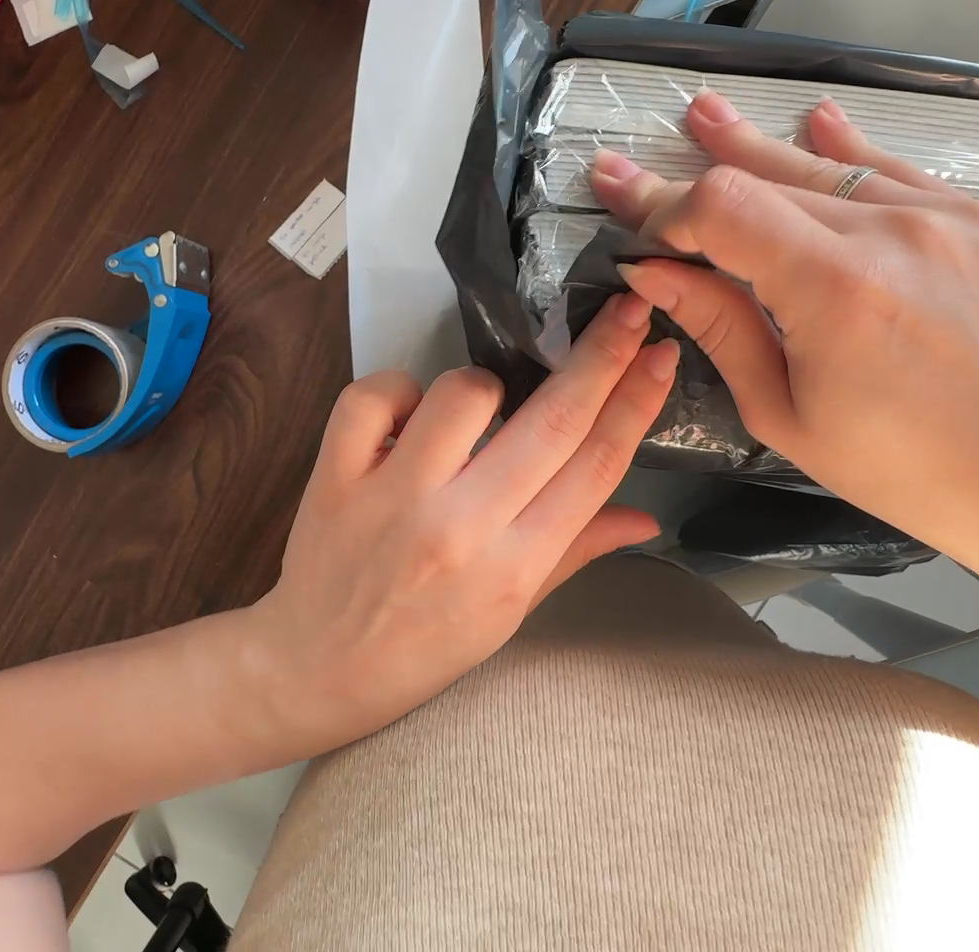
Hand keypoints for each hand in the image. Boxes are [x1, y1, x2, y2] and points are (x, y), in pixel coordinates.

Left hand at [247, 295, 678, 750]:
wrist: (318, 669)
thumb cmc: (425, 645)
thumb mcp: (511, 614)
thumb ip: (575, 553)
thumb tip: (645, 518)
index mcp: (515, 565)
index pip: (595, 466)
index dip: (635, 402)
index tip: (660, 354)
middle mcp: (461, 525)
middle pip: (550, 421)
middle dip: (601, 355)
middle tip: (629, 309)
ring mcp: (393, 496)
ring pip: (461, 392)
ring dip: (483, 384)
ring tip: (473, 416)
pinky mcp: (336, 476)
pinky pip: (375, 394)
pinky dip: (397, 389)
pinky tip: (404, 419)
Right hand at [587, 90, 978, 586]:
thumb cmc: (888, 464)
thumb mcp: (779, 409)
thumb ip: (716, 325)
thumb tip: (649, 271)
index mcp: (839, 292)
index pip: (725, 208)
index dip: (663, 206)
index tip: (624, 211)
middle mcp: (894, 234)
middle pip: (765, 178)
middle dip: (688, 181)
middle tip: (627, 170)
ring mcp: (945, 216)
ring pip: (823, 165)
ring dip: (754, 147)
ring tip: (703, 115)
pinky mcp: (975, 218)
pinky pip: (891, 168)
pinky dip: (841, 148)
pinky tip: (811, 119)